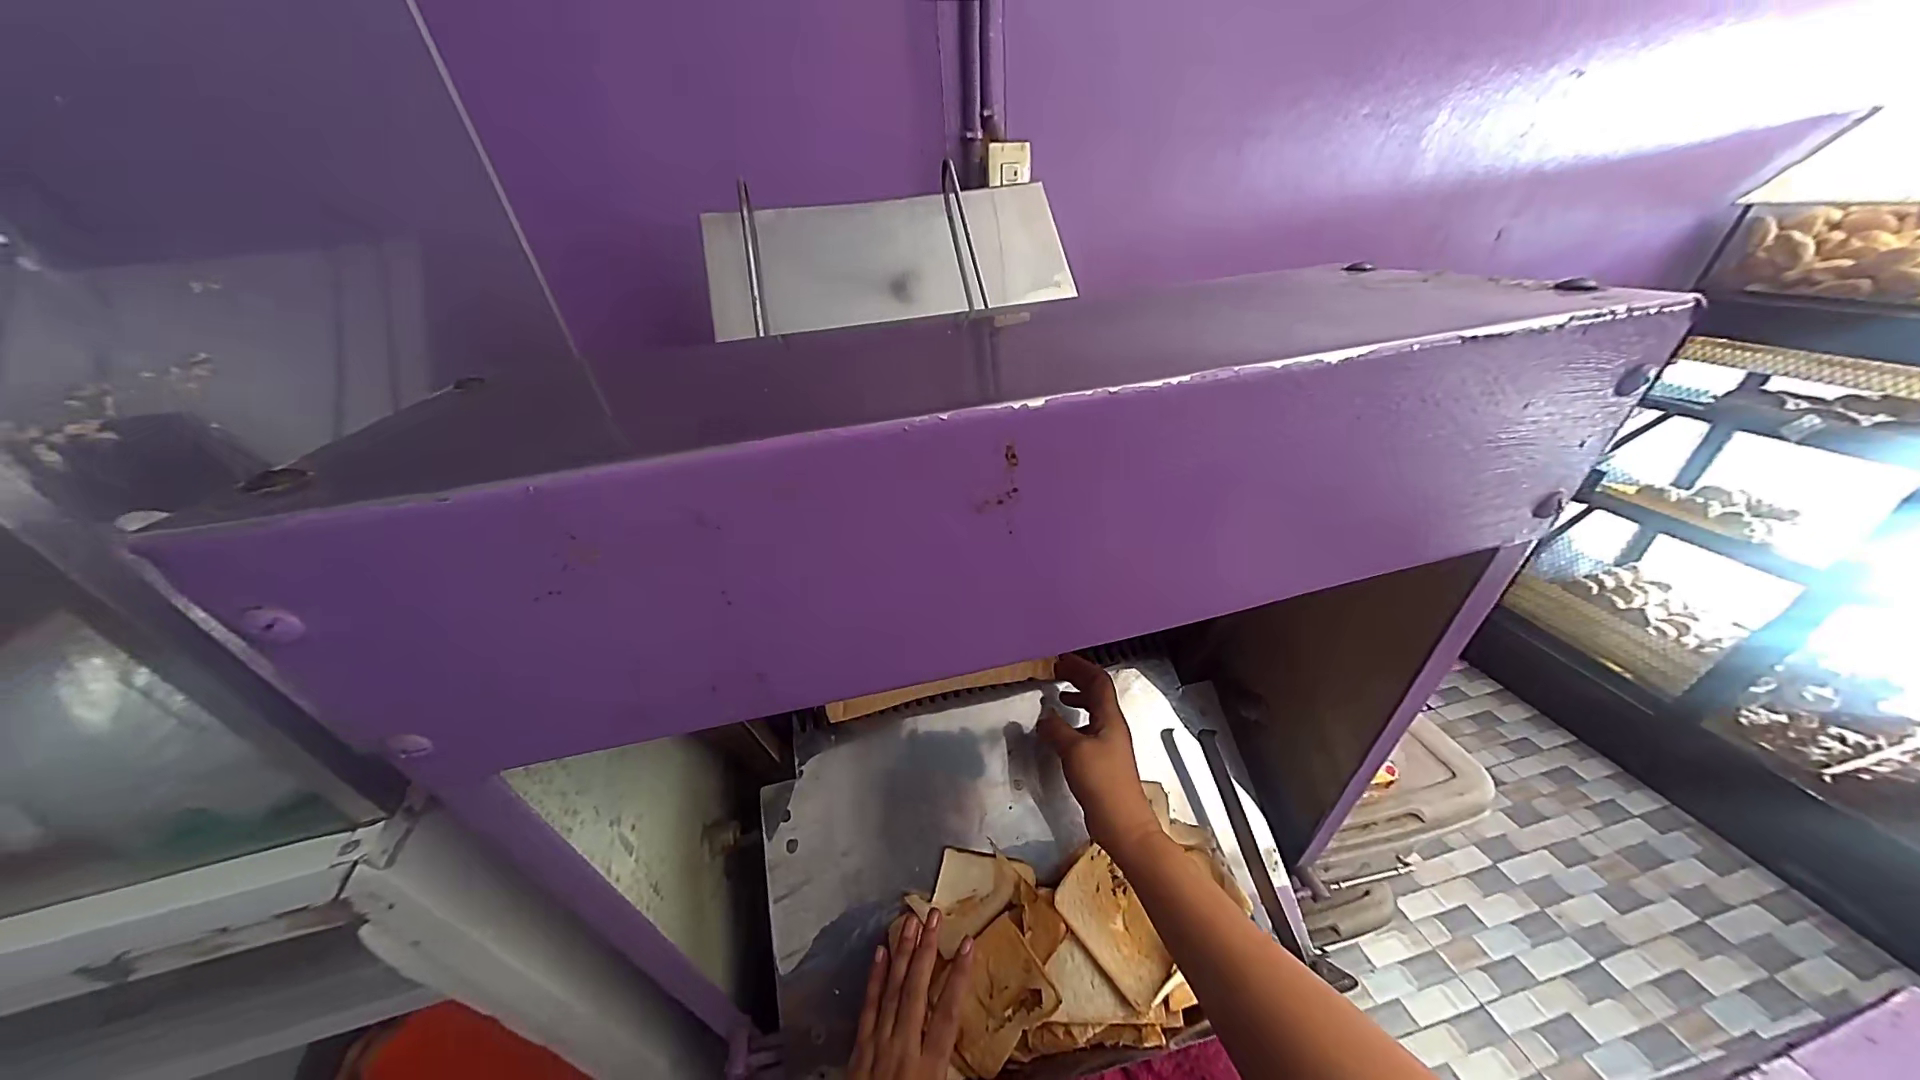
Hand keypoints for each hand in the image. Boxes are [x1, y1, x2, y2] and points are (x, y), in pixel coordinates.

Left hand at [850, 909, 974, 1079]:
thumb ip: (961, 1073)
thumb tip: (1003, 1074)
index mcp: (929, 1069)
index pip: (948, 1013)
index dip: (959, 976)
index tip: (969, 943)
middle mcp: (903, 1050)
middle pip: (916, 991)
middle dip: (926, 950)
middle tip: (934, 915)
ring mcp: (877, 1047)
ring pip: (892, 991)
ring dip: (902, 954)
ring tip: (910, 921)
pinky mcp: (858, 1051)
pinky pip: (867, 1008)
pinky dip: (874, 978)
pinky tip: (879, 952)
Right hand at [1037, 653, 1159, 854]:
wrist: (1123, 823)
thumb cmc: (1102, 783)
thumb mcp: (1074, 751)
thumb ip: (1057, 730)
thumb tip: (1045, 717)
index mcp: (1110, 719)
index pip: (1098, 682)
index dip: (1081, 667)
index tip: (1062, 660)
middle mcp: (1112, 727)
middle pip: (1098, 693)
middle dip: (1079, 679)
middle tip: (1058, 671)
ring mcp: (1109, 744)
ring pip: (1094, 711)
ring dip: (1077, 699)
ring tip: (1059, 696)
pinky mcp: (1103, 761)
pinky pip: (1088, 729)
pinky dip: (1074, 721)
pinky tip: (1062, 731)